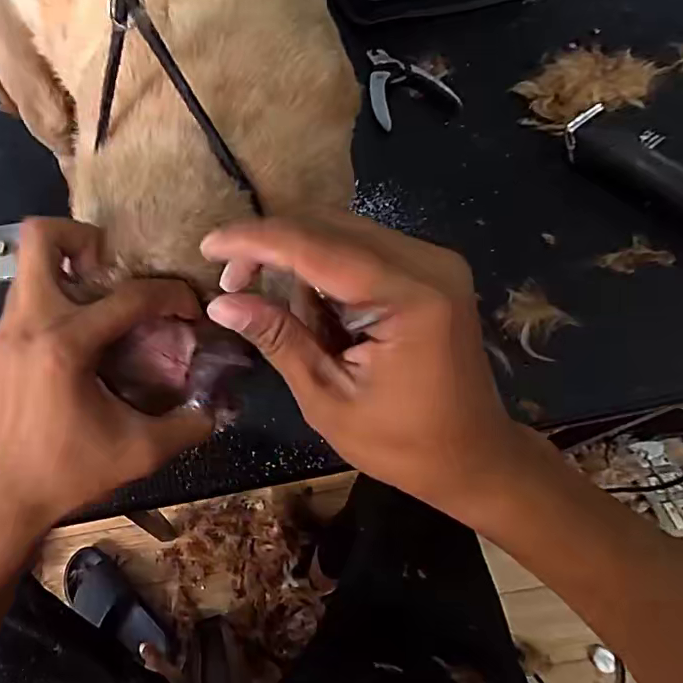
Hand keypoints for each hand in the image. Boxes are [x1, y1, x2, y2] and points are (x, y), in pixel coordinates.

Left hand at [0, 218, 214, 534]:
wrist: (12, 497)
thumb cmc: (74, 472)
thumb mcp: (144, 450)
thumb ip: (191, 422)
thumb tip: (221, 401)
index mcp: (64, 347)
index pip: (127, 297)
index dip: (169, 295)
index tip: (188, 308)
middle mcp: (26, 327)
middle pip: (40, 239)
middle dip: (84, 238)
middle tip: (114, 268)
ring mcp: (3, 336)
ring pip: (30, 269)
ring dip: (69, 272)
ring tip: (102, 303)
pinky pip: (24, 304)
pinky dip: (55, 305)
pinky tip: (78, 340)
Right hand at [200, 213, 539, 515]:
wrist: (474, 456)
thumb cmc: (403, 444)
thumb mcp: (328, 399)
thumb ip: (279, 340)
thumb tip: (221, 302)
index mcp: (411, 299)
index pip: (318, 247)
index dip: (256, 241)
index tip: (208, 246)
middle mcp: (428, 263)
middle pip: (329, 226)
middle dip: (272, 248)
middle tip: (232, 286)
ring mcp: (433, 261)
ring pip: (341, 232)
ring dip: (297, 261)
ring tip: (284, 317)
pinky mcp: (429, 269)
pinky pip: (360, 249)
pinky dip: (324, 271)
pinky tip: (318, 313)